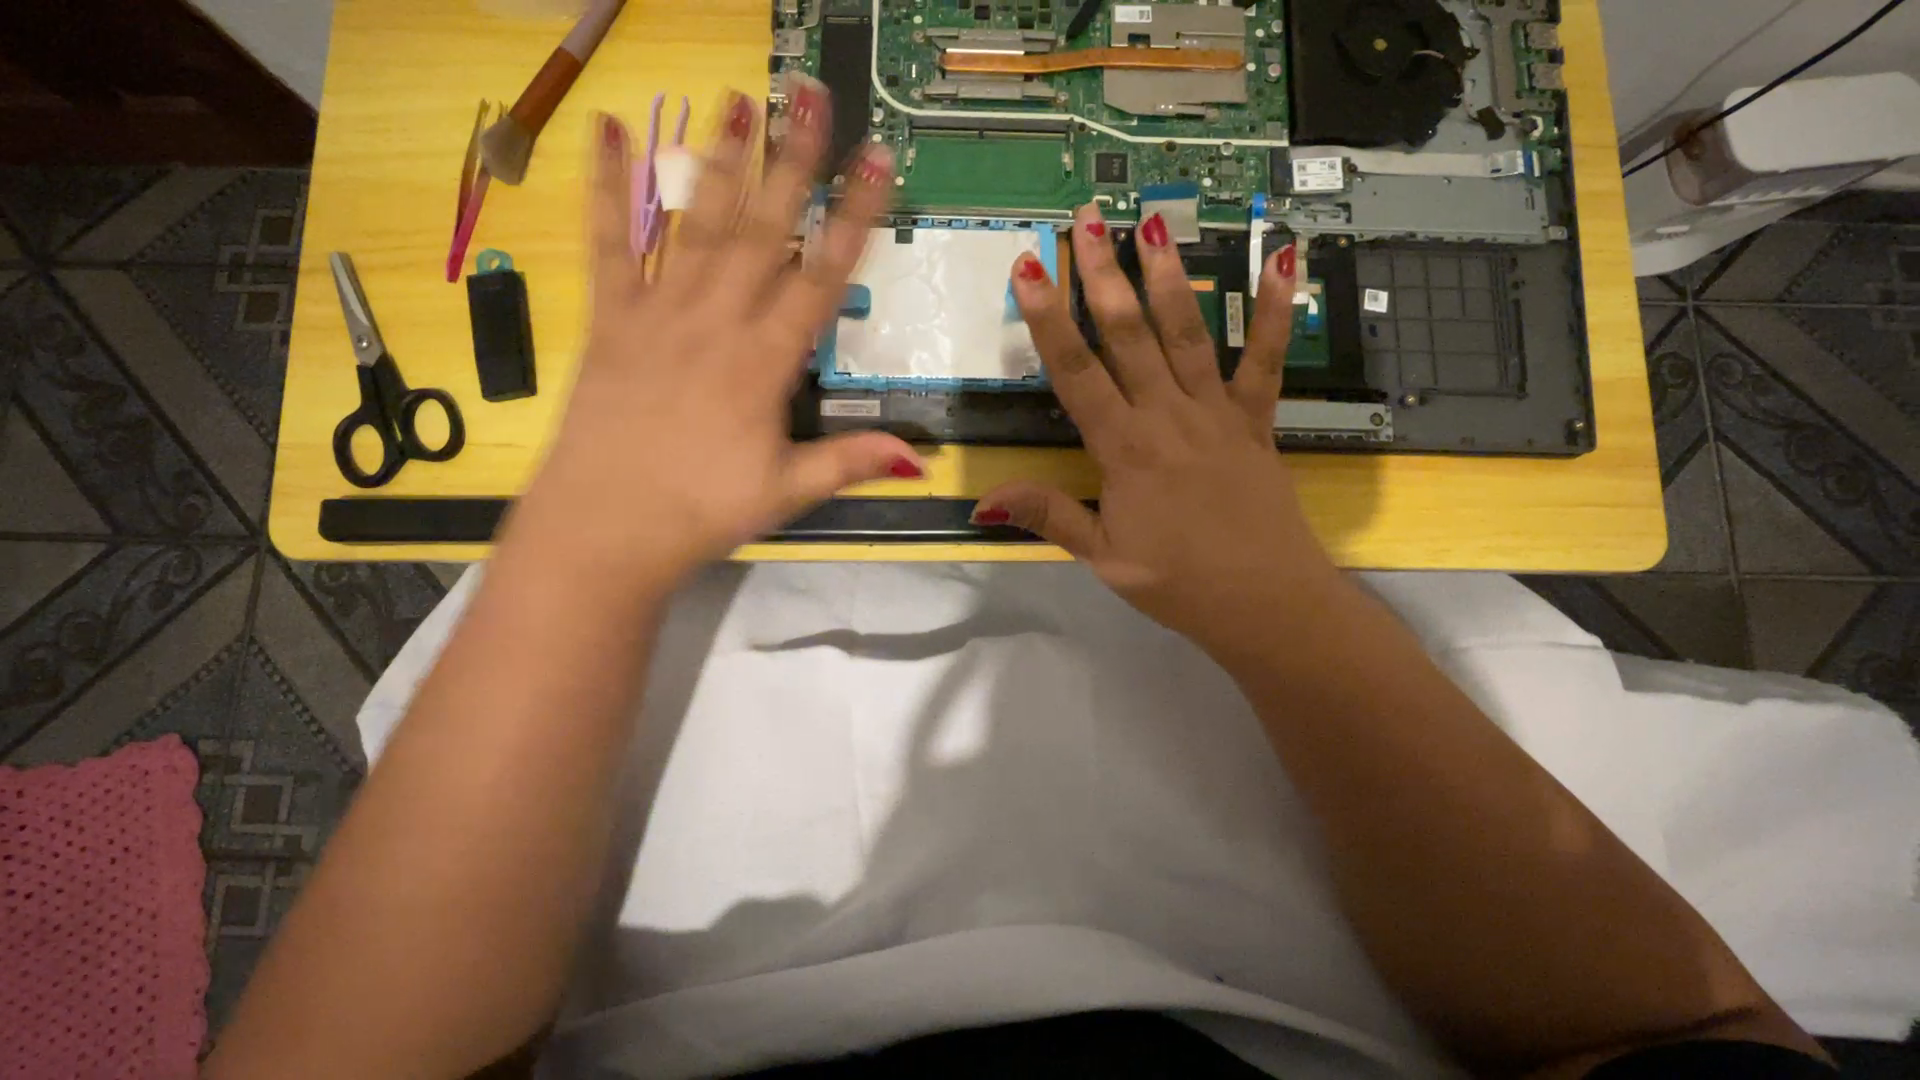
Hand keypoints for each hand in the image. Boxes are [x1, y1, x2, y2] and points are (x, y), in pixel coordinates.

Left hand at [510, 81, 920, 593]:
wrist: (604, 529)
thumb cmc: (700, 512)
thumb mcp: (785, 492)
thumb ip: (850, 462)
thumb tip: (923, 456)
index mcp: (764, 363)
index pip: (820, 278)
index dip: (853, 217)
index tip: (875, 160)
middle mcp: (716, 323)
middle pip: (762, 232)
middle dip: (792, 162)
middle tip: (810, 94)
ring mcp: (658, 314)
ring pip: (696, 225)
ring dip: (720, 160)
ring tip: (739, 97)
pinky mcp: (609, 319)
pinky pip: (607, 244)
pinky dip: (606, 187)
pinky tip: (608, 130)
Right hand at [976, 206, 1341, 659]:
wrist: (1266, 602)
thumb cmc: (1178, 584)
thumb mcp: (1104, 558)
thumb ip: (1051, 515)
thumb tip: (985, 497)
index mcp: (1123, 450)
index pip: (1076, 373)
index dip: (1049, 318)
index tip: (1030, 267)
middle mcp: (1167, 417)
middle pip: (1127, 335)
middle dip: (1103, 273)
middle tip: (1085, 218)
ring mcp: (1216, 412)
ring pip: (1186, 333)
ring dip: (1167, 276)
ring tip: (1153, 221)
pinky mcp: (1256, 419)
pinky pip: (1266, 359)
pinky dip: (1277, 311)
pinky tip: (1285, 259)